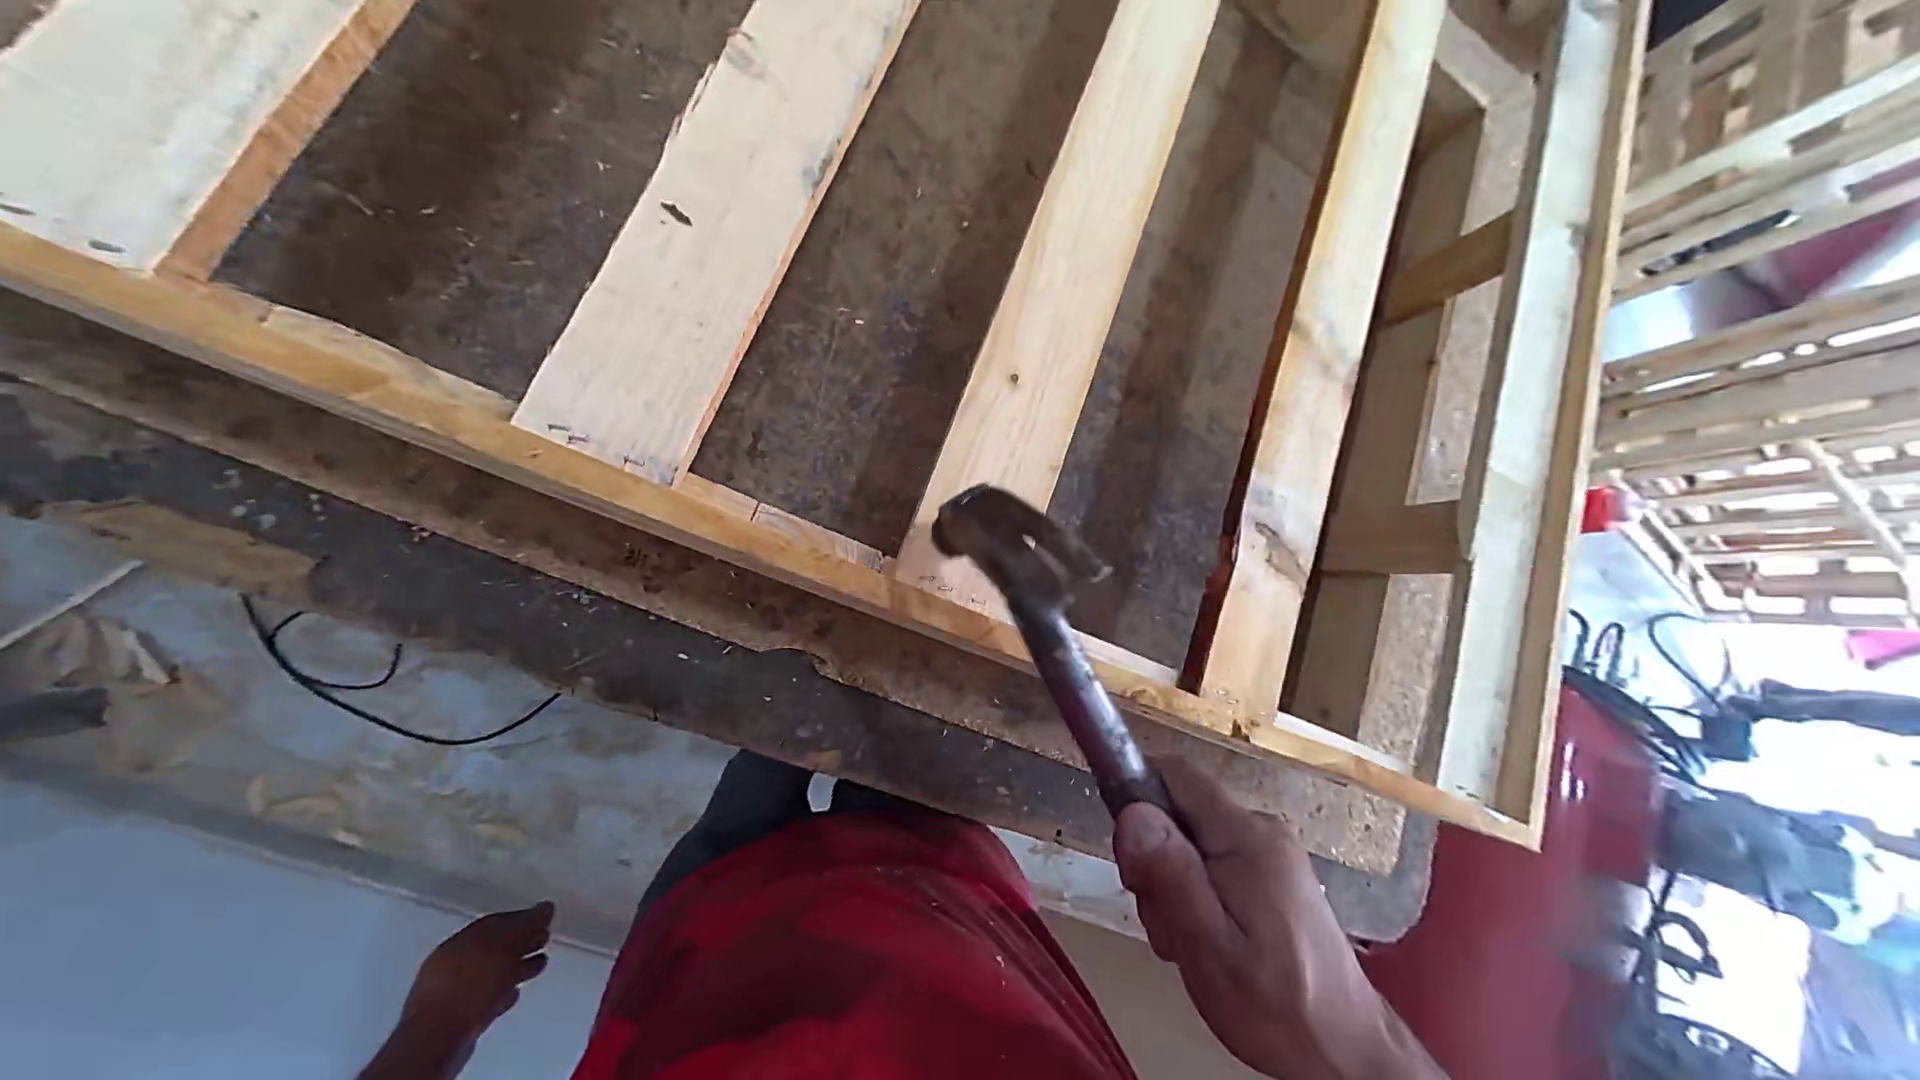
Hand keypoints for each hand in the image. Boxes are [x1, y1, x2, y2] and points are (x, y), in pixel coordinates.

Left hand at [401, 901, 554, 1038]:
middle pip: (496, 945)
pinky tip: (511, 991)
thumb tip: (543, 909)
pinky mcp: (457, 1017)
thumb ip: (529, 923)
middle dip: (522, 942)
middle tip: (542, 938)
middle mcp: (453, 962)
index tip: (544, 915)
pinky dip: (502, 990)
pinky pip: (485, 995)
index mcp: (464, 938)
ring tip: (536, 965)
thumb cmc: (466, 988)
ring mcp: (452, 991)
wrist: (440, 1038)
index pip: (501, 920)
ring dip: (515, 967)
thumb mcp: (509, 944)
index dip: (526, 917)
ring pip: (493, 971)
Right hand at [1114, 760, 1445, 1079]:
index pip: (1175, 773)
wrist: (1349, 1056)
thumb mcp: (1210, 948)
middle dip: (1153, 854)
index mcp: (1246, 836)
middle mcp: (1260, 828)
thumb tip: (1131, 813)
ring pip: (1189, 836)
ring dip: (1170, 880)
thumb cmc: (1278, 1007)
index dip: (1138, 797)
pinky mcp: (1270, 871)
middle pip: (1178, 807)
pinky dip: (1192, 889)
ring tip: (1187, 938)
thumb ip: (1171, 876)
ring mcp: (1268, 849)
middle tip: (1162, 916)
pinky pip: (1210, 858)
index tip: (1129, 855)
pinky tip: (1204, 936)